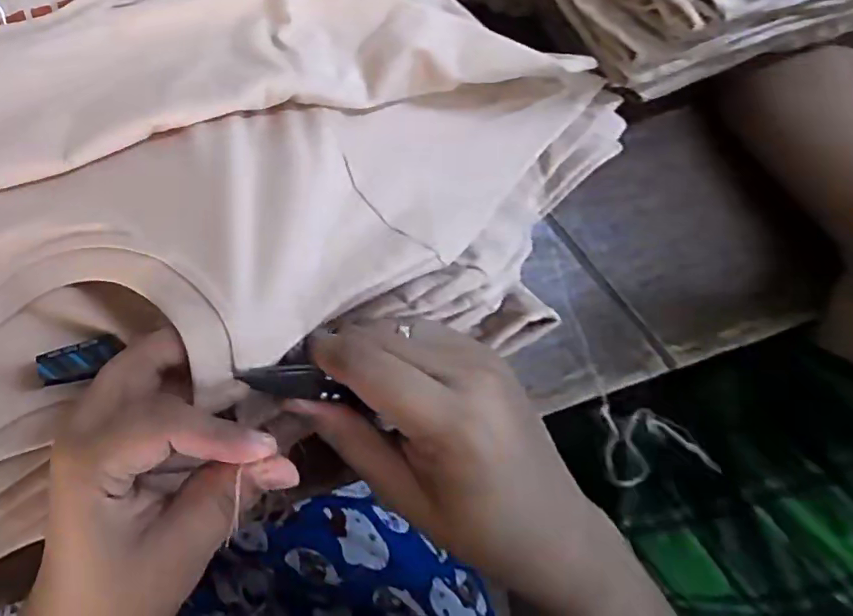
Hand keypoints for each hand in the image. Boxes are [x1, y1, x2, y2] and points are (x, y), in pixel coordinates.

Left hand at [25, 330, 299, 615]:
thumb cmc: (120, 592)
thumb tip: (283, 461)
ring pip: (137, 365)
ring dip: (184, 366)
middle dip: (192, 356)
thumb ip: (225, 495)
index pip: (160, 419)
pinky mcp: (98, 426)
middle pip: (139, 362)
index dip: (217, 429)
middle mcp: (81, 420)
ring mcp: (85, 418)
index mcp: (89, 455)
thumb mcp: (176, 552)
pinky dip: (174, 385)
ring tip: (234, 380)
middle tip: (244, 367)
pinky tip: (210, 400)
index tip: (268, 443)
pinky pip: (137, 387)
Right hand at [290, 325, 671, 615]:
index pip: (367, 363)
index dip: (324, 357)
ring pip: (392, 323)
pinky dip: (390, 340)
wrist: (557, 529)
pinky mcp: (484, 346)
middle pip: (376, 335)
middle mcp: (470, 373)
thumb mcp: (402, 496)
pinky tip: (390, 371)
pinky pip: (416, 326)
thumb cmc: (476, 527)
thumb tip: (295, 393)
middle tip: (321, 379)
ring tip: (356, 378)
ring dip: (364, 342)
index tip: (296, 369)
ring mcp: (481, 353)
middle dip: (339, 348)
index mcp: (453, 422)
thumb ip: (347, 437)